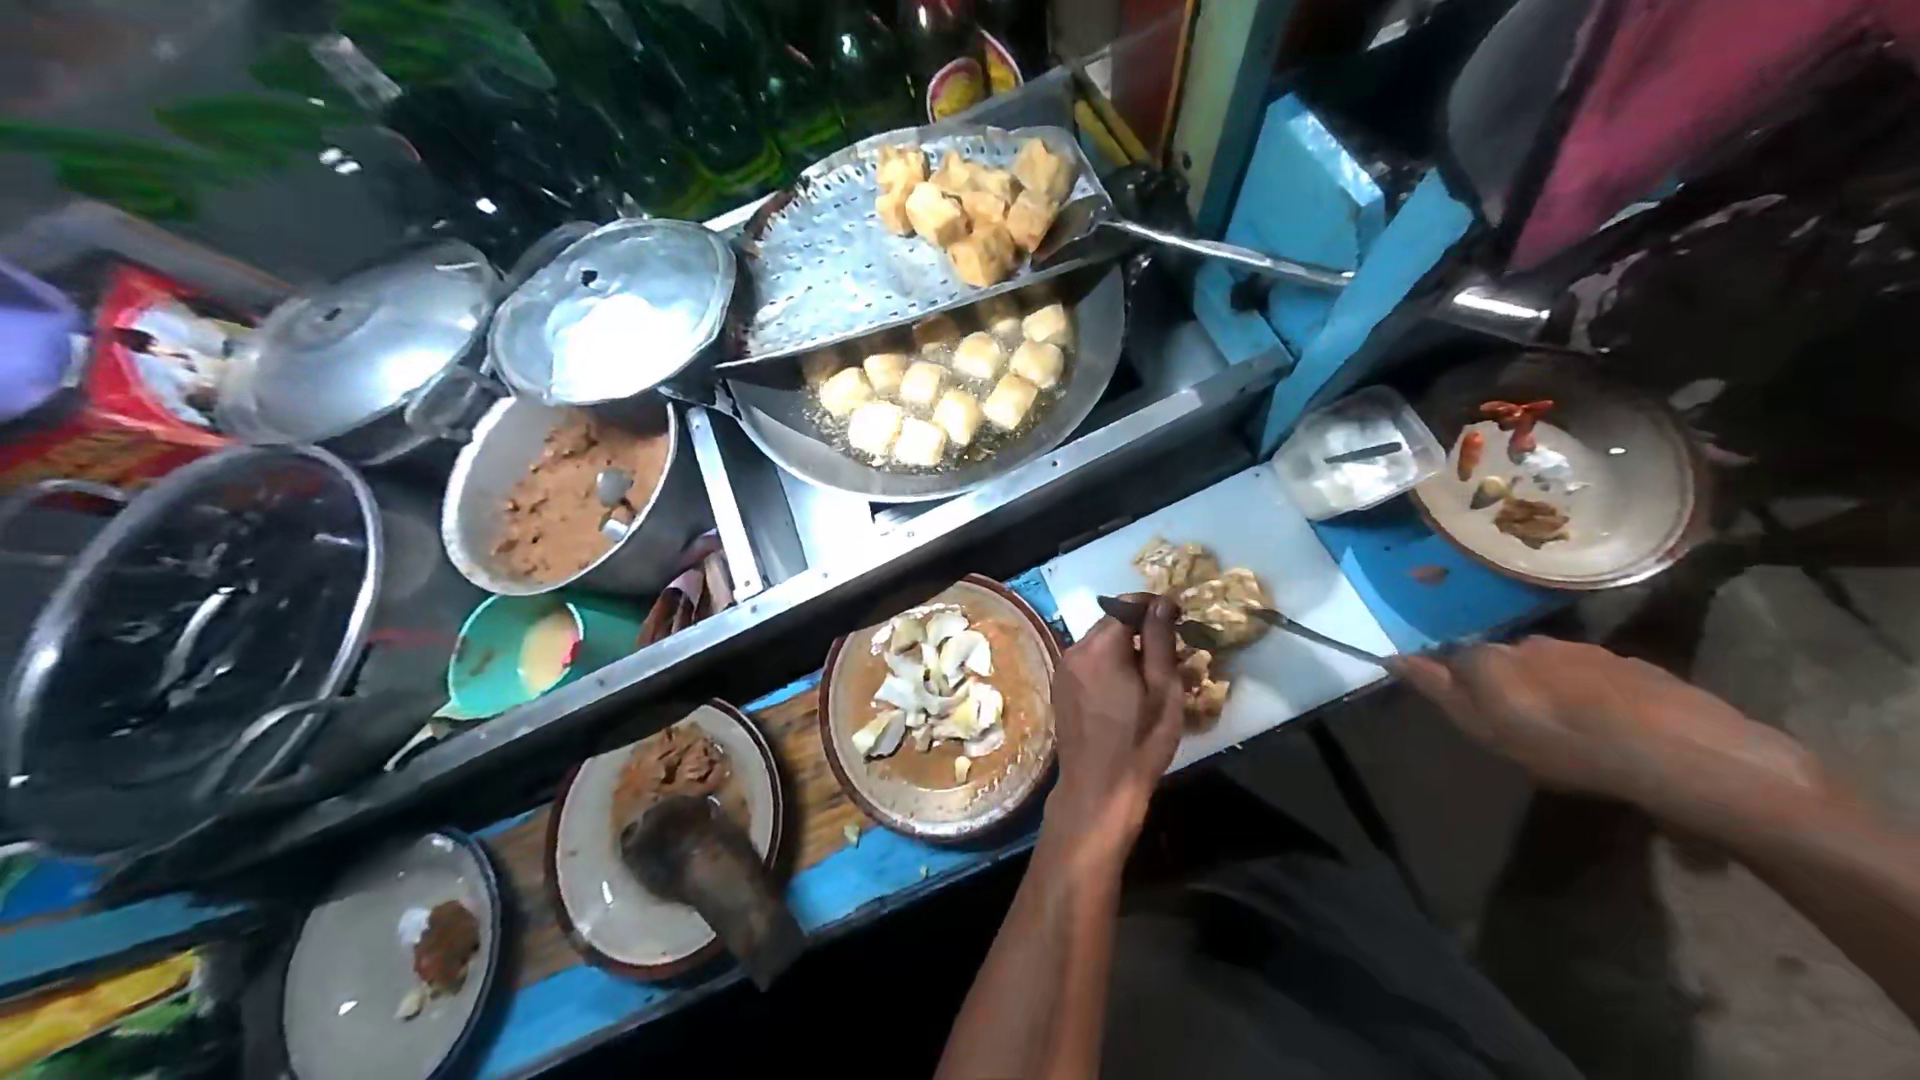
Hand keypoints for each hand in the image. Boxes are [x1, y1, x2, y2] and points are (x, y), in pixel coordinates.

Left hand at [1042, 594, 1184, 867]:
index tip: (1177, 618)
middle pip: (1110, 622)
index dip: (1153, 607)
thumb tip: (1162, 601)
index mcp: (1099, 648)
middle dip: (1139, 628)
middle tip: (1170, 651)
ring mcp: (1063, 669)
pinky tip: (1126, 688)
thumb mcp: (1162, 689)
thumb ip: (1159, 639)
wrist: (1098, 788)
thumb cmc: (1140, 741)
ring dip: (1124, 647)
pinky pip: (1088, 661)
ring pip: (1098, 642)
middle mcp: (1074, 650)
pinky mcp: (1060, 687)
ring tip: (1150, 673)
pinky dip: (1108, 663)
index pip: (1125, 605)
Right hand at [1394, 637, 1830, 828]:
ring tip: (1568, 727)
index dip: (1457, 684)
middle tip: (1520, 725)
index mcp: (1490, 657)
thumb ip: (1442, 691)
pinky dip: (1590, 692)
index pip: (1454, 660)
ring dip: (1548, 687)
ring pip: (1549, 665)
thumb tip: (1396, 657)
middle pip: (1503, 660)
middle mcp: (1530, 643)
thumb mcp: (1490, 731)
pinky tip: (1609, 724)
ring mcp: (1583, 649)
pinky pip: (1592, 674)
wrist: (1683, 754)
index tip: (1470, 711)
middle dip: (1505, 683)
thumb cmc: (1567, 747)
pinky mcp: (1630, 663)